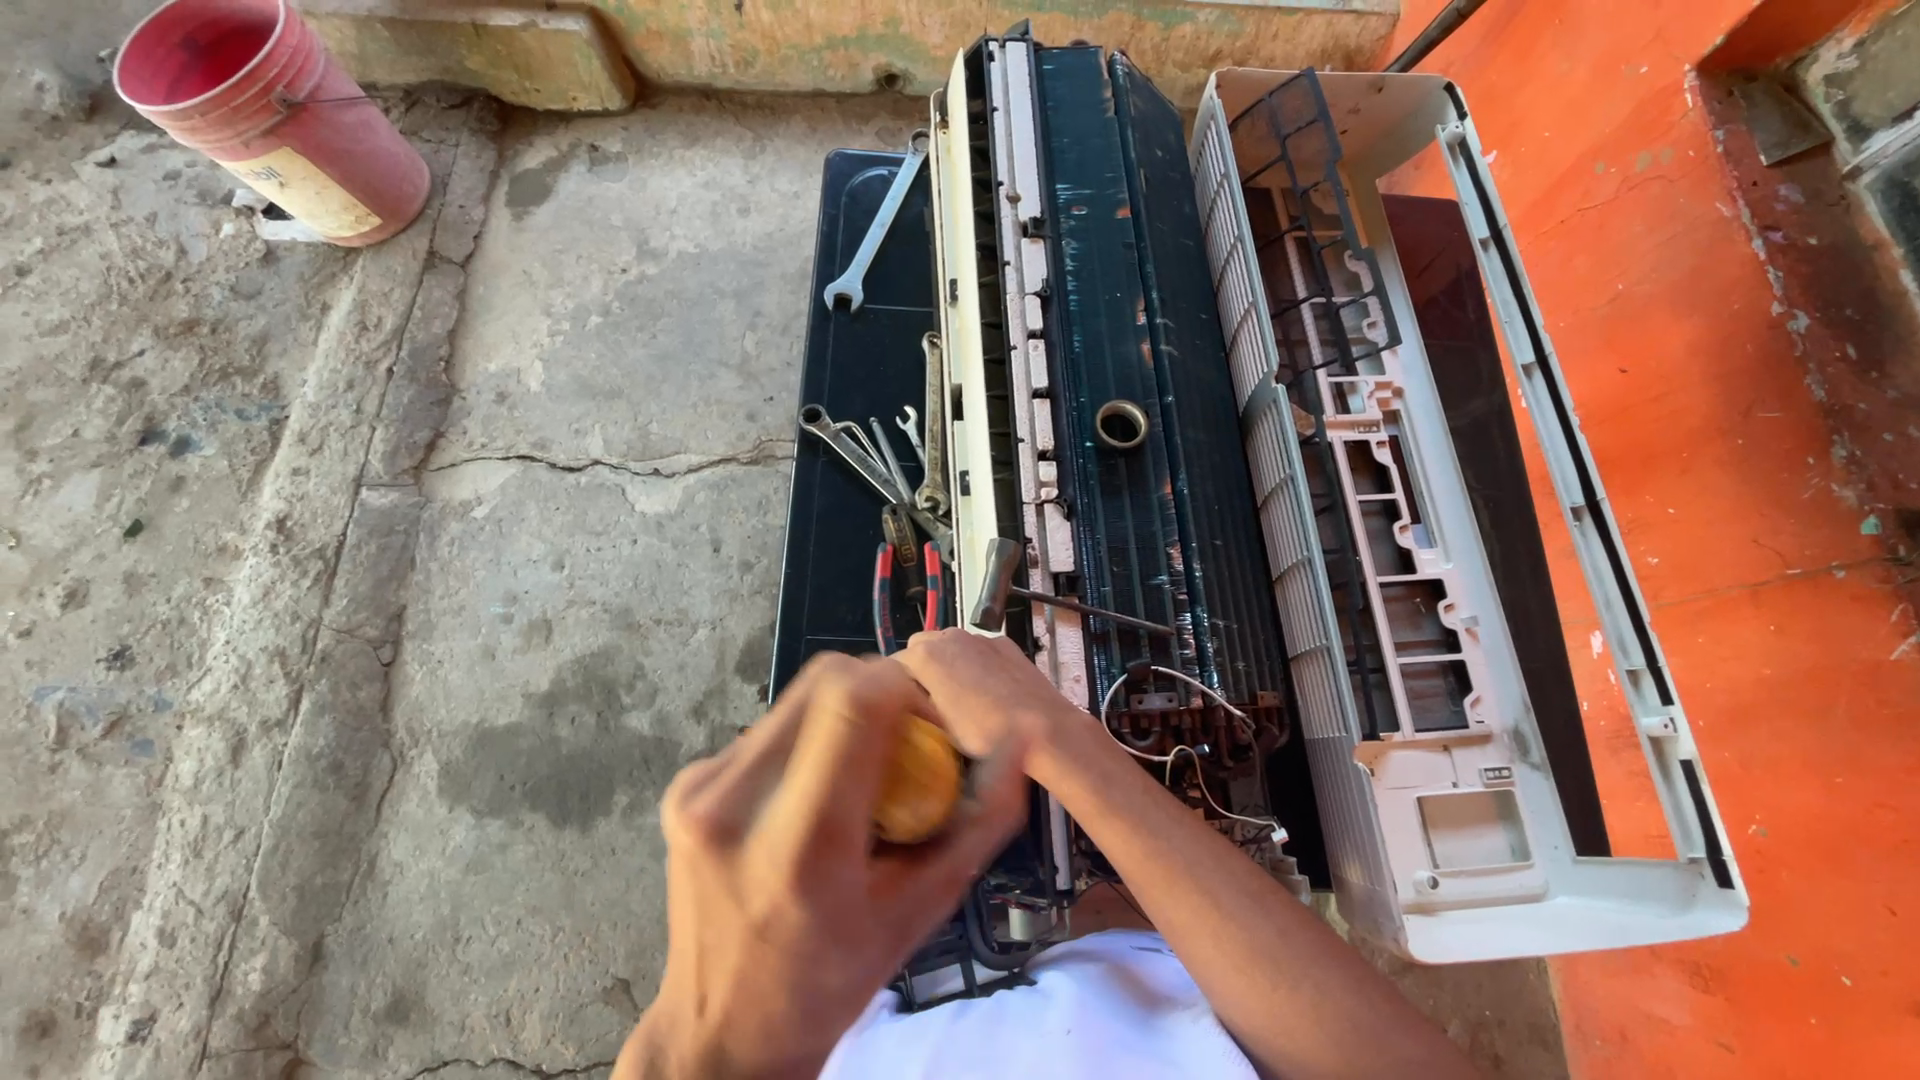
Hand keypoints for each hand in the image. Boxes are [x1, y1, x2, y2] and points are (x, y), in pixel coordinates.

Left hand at [614, 652, 1028, 1079]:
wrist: (722, 1027)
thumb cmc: (832, 979)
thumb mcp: (922, 910)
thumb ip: (979, 820)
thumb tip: (1021, 740)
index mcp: (800, 847)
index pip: (854, 702)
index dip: (908, 689)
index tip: (936, 725)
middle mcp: (735, 804)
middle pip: (825, 680)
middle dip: (883, 691)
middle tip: (912, 741)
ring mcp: (699, 788)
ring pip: (797, 697)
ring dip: (847, 712)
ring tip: (865, 771)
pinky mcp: (686, 783)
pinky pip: (769, 728)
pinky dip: (810, 738)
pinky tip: (818, 789)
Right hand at [893, 629, 1085, 772]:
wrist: (1041, 727)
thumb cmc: (983, 732)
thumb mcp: (938, 725)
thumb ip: (917, 704)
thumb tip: (911, 701)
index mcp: (926, 655)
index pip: (895, 664)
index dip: (897, 686)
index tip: (904, 707)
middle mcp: (949, 636)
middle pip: (920, 645)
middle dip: (921, 667)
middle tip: (931, 698)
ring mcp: (980, 637)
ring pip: (951, 644)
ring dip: (948, 661)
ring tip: (961, 693)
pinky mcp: (1005, 643)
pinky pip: (978, 648)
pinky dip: (975, 661)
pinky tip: (988, 687)